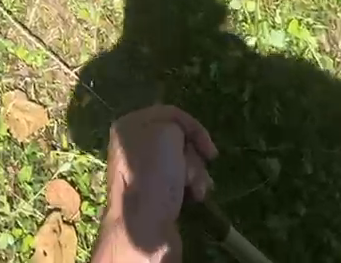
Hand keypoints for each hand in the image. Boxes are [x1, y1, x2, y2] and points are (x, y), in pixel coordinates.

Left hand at [91, 105, 217, 262]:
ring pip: (182, 162)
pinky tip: (194, 199)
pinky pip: (179, 182)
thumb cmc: (154, 174)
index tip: (210, 150)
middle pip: (177, 140)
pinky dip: (191, 188)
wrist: (144, 228)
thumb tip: (182, 142)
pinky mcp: (155, 194)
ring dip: (195, 174)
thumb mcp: (167, 133)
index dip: (193, 127)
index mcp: (130, 125)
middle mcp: (134, 145)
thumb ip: (177, 125)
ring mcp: (144, 171)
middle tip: (193, 173)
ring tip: (196, 191)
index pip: (169, 113)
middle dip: (193, 156)